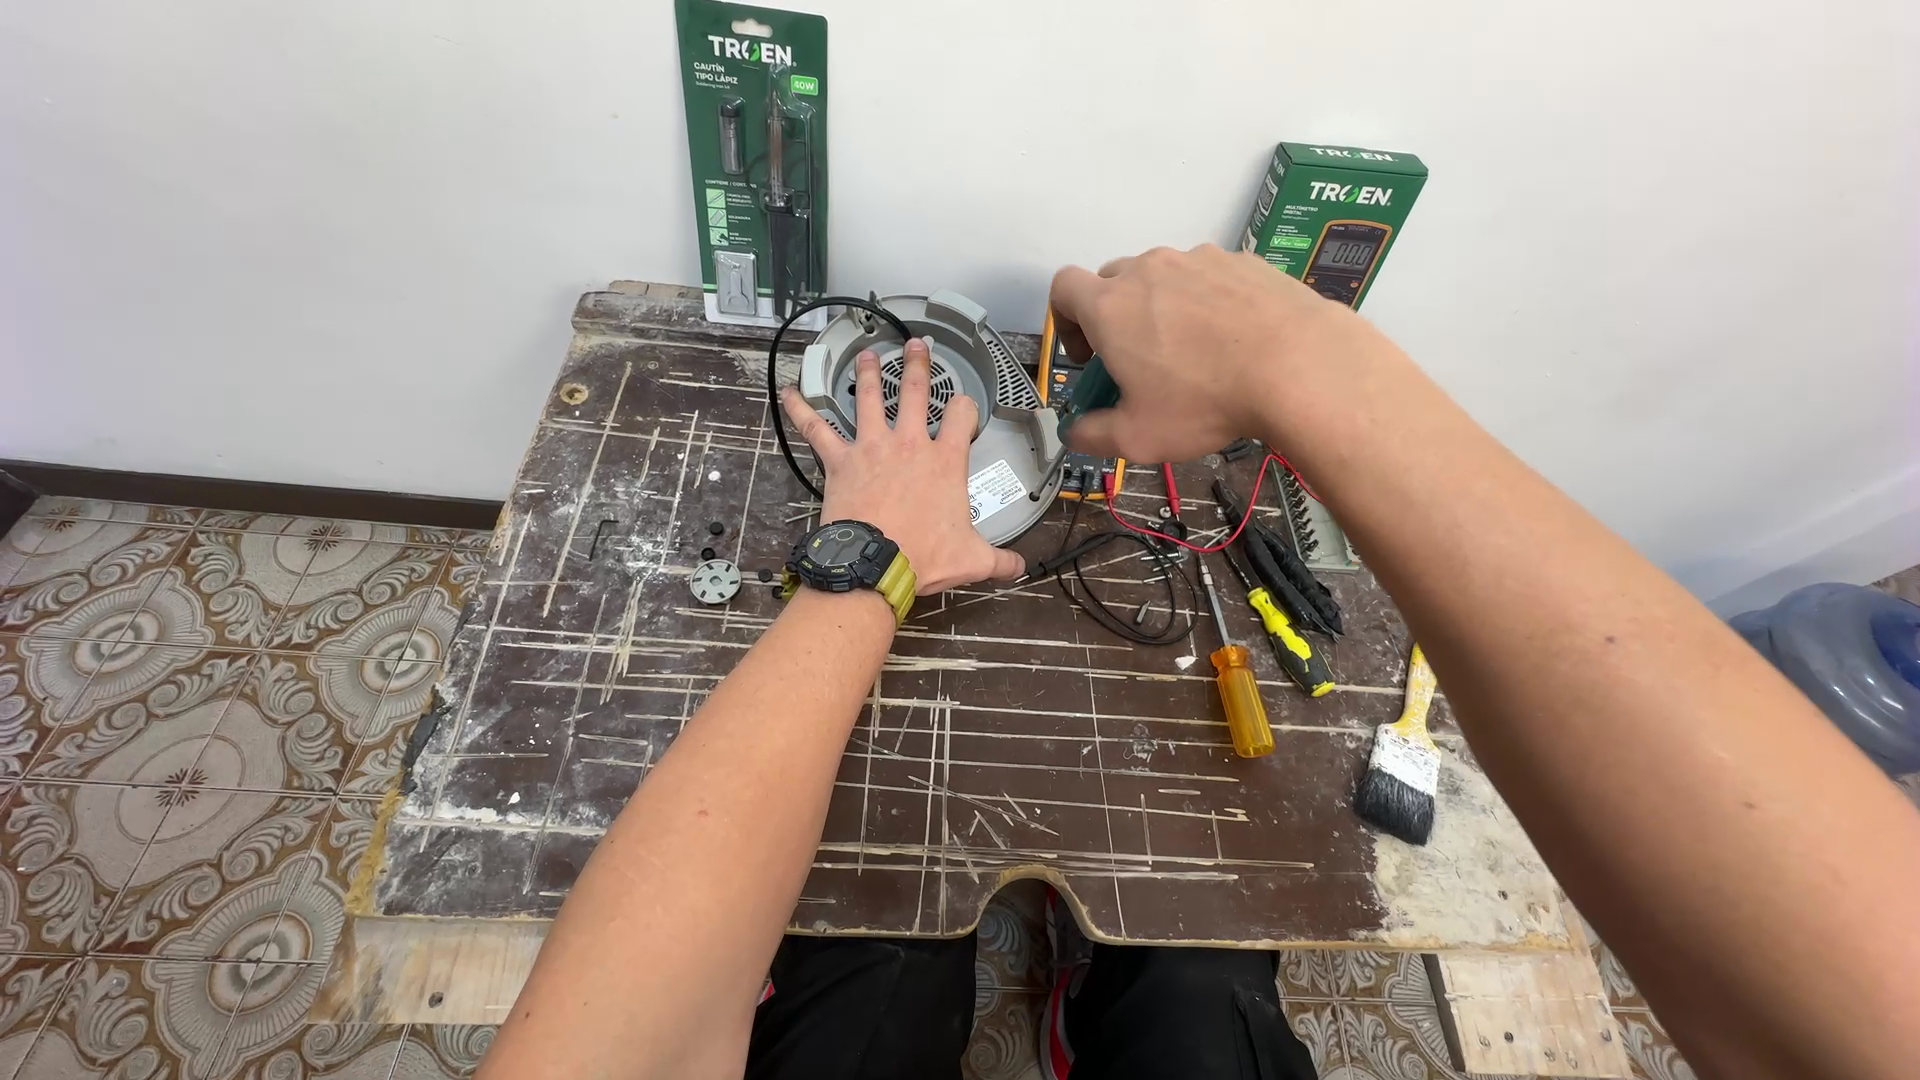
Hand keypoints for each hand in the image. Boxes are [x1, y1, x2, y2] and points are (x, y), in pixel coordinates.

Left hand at [780, 338, 1025, 593]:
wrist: (876, 564)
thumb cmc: (922, 556)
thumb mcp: (972, 559)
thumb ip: (1000, 559)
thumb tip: (1018, 566)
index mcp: (945, 462)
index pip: (964, 416)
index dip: (967, 408)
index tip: (965, 409)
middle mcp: (909, 445)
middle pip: (916, 392)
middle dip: (918, 365)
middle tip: (916, 347)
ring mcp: (872, 448)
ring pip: (870, 398)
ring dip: (869, 374)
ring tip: (867, 355)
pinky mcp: (840, 461)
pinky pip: (816, 429)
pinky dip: (802, 410)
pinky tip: (791, 394)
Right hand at [1049, 243, 1392, 462]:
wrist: (1298, 366)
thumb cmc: (1203, 402)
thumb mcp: (1137, 437)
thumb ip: (1092, 436)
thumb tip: (1074, 434)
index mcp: (1111, 307)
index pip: (1063, 288)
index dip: (1065, 321)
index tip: (1089, 356)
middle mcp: (1148, 270)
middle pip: (1112, 281)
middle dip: (1113, 318)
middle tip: (1135, 361)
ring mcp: (1197, 260)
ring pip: (1162, 277)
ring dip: (1159, 308)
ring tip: (1190, 354)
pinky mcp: (1241, 262)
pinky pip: (1207, 278)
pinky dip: (1205, 303)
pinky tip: (1231, 342)